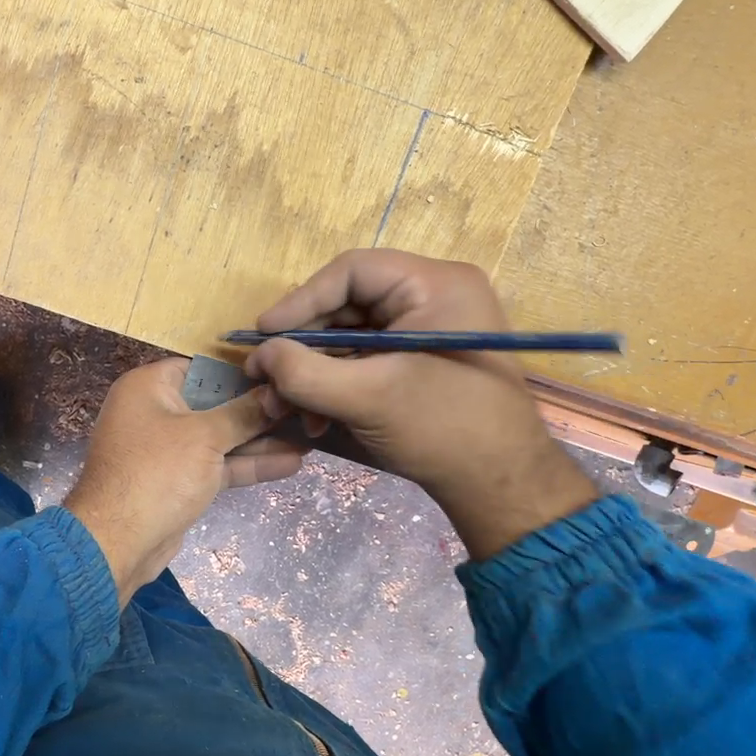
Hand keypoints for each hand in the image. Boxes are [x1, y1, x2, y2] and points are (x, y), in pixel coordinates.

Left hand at [64, 359, 304, 602]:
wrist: (118, 542)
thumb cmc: (157, 473)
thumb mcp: (205, 436)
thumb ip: (244, 413)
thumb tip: (278, 393)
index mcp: (148, 386)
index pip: (202, 368)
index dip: (243, 372)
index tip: (284, 375)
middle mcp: (154, 411)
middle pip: (215, 403)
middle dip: (259, 409)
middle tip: (307, 407)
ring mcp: (166, 449)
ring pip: (219, 437)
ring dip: (260, 439)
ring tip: (311, 435)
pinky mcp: (178, 481)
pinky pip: (216, 465)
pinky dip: (247, 464)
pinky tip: (291, 462)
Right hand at [245, 249, 596, 558]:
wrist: (498, 483)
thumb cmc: (442, 429)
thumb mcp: (364, 398)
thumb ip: (303, 372)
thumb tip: (257, 356)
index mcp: (435, 286)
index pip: (352, 272)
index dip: (300, 300)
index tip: (262, 334)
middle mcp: (432, 297)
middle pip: (345, 305)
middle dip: (302, 347)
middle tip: (268, 378)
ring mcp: (425, 330)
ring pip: (347, 337)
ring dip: (312, 372)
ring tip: (287, 408)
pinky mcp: (417, 361)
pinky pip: (362, 360)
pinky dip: (333, 385)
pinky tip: (316, 417)